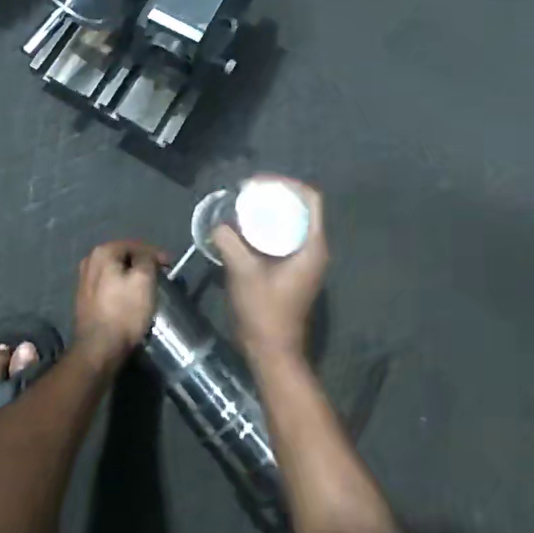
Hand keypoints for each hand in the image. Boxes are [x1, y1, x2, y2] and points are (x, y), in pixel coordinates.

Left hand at [74, 240, 163, 365]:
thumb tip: (146, 255)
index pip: (135, 245)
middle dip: (143, 264)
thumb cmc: (124, 311)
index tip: (170, 264)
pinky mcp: (85, 299)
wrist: (99, 349)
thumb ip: (147, 259)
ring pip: (116, 272)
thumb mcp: (144, 280)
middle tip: (161, 274)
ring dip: (133, 276)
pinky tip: (132, 298)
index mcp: (102, 252)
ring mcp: (84, 280)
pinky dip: (122, 287)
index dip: (155, 253)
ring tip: (149, 286)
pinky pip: (109, 285)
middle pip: (124, 257)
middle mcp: (89, 261)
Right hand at [212, 177, 327, 362]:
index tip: (260, 183)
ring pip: (294, 223)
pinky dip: (270, 228)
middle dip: (277, 195)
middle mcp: (315, 250)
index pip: (311, 199)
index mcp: (312, 246)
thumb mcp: (243, 272)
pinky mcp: (296, 270)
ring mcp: (307, 261)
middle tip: (248, 192)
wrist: (272, 349)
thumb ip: (230, 243)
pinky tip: (246, 230)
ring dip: (273, 211)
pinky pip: (286, 237)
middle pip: (303, 208)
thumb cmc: (264, 311)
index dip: (287, 184)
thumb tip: (218, 224)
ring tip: (245, 206)